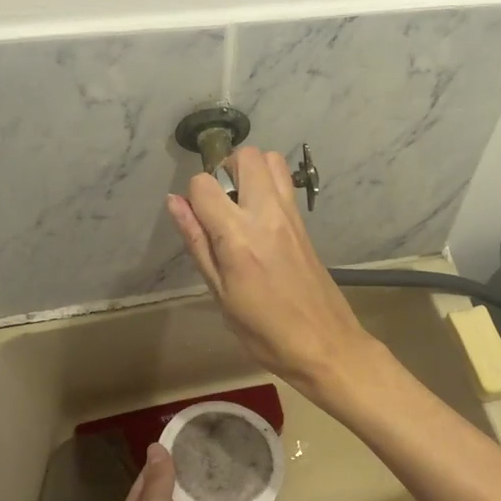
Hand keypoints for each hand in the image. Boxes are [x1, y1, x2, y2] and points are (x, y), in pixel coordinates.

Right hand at [166, 147, 382, 395]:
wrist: (326, 344)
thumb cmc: (265, 331)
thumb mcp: (221, 294)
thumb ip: (198, 242)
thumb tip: (175, 202)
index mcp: (239, 236)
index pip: (204, 184)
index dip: (193, 197)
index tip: (197, 219)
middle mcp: (267, 213)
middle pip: (246, 156)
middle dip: (225, 170)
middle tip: (220, 204)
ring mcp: (290, 213)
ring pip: (271, 160)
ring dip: (251, 171)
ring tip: (241, 205)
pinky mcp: (304, 221)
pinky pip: (285, 183)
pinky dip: (268, 185)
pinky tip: (260, 221)